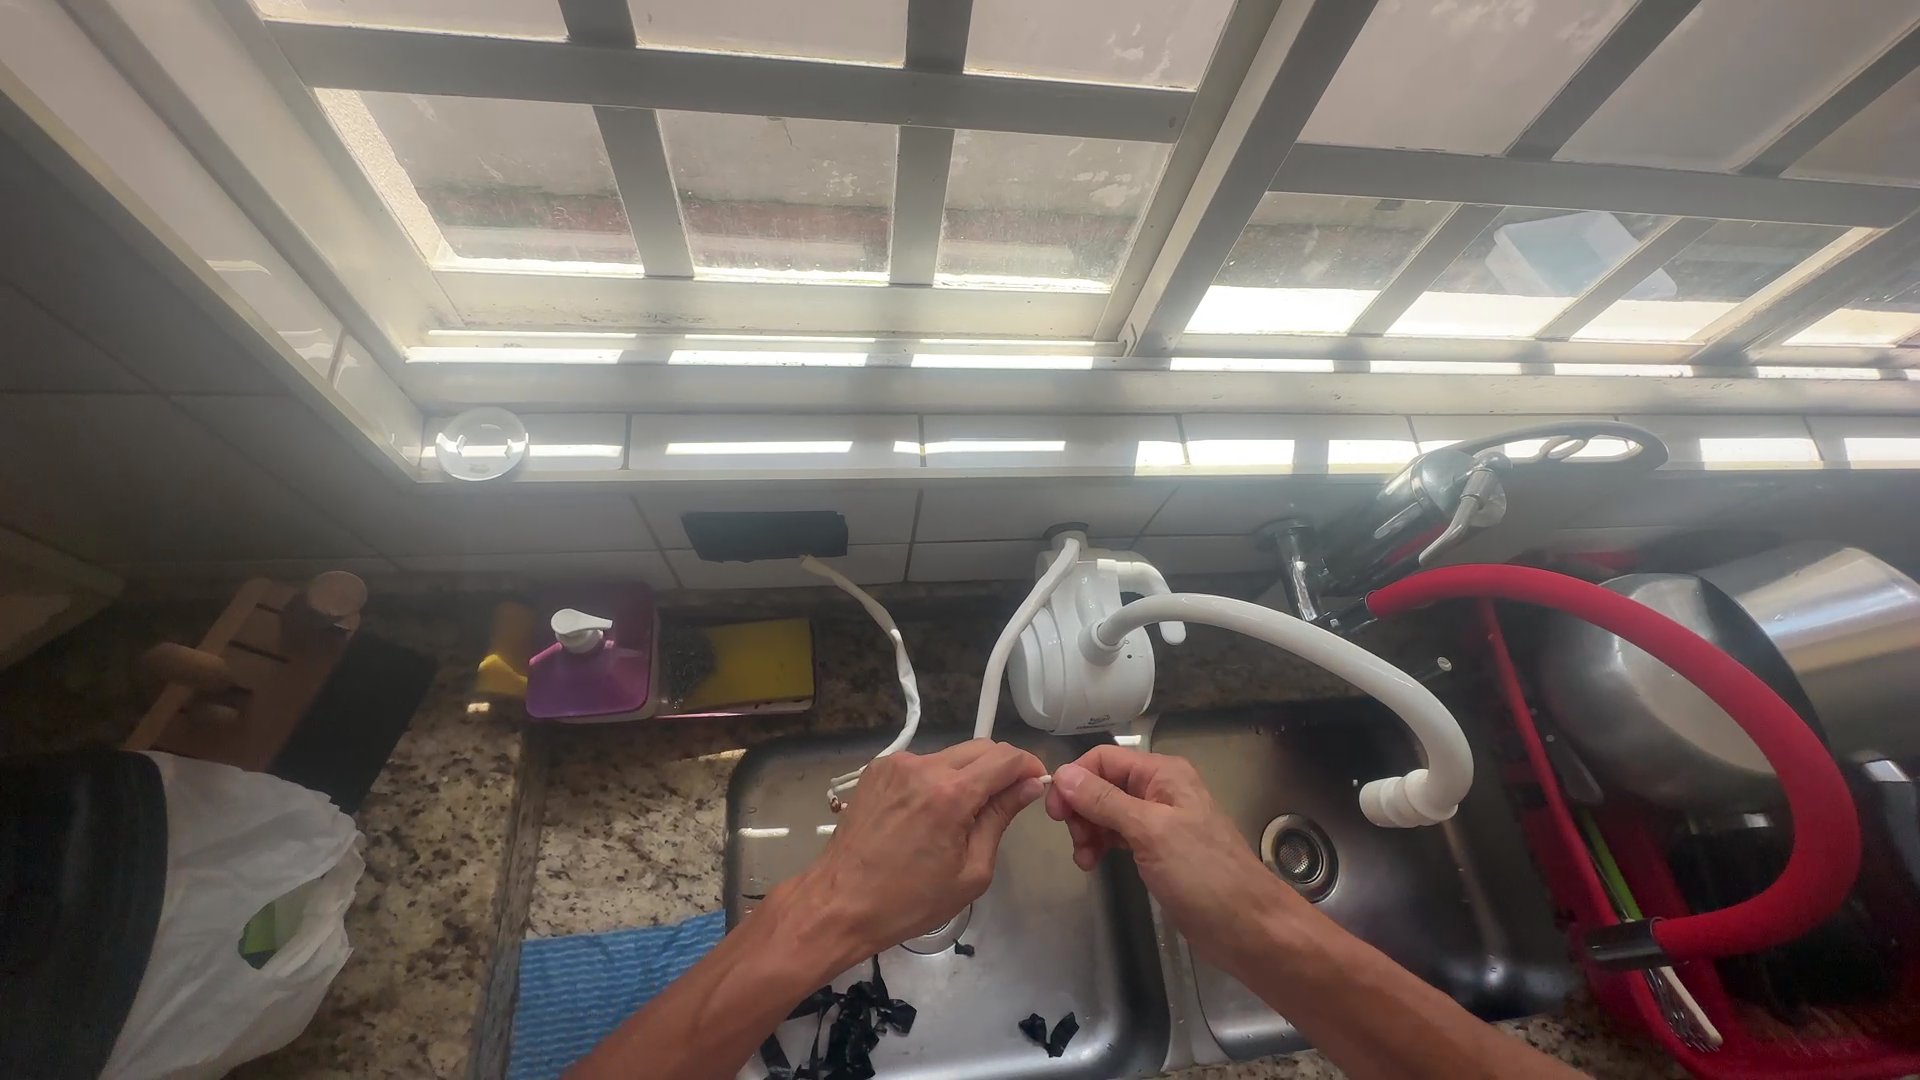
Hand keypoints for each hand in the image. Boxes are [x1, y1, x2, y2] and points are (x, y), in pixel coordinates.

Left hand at [784, 739, 1046, 959]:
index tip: (1036, 783)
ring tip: (960, 814)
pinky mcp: (878, 768)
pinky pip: (922, 764)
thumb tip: (1029, 786)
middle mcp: (924, 766)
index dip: (1028, 765)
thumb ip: (1000, 818)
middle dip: (1001, 768)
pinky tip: (926, 812)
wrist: (840, 902)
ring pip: (951, 755)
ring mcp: (897, 763)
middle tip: (1005, 800)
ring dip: (966, 774)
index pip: (1005, 757)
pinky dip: (935, 779)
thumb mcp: (971, 870)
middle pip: (980, 748)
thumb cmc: (910, 900)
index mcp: (951, 793)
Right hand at [1044, 745, 1311, 971]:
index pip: (1104, 759)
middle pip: (1102, 784)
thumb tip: (1063, 774)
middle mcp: (1159, 790)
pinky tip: (1092, 863)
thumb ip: (1104, 801)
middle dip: (1081, 809)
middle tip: (1074, 839)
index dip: (1076, 779)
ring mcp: (1157, 820)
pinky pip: (1117, 835)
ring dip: (1088, 830)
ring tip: (1084, 858)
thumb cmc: (1203, 873)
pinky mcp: (1156, 849)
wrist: (1248, 929)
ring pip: (1106, 811)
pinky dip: (1100, 845)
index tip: (1055, 811)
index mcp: (1163, 773)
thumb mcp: (1149, 831)